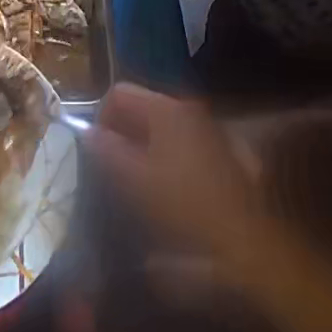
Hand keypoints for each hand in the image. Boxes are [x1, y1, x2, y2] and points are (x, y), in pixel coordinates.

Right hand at [88, 83, 265, 256]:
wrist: (244, 238)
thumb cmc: (183, 204)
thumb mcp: (134, 179)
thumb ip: (106, 149)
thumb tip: (87, 132)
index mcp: (165, 108)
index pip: (119, 93)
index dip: (100, 118)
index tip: (95, 151)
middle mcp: (187, 108)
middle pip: (140, 107)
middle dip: (120, 132)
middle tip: (110, 167)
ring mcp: (207, 128)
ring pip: (160, 125)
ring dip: (141, 145)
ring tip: (132, 179)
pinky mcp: (219, 150)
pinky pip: (179, 141)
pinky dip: (163, 154)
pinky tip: (162, 186)